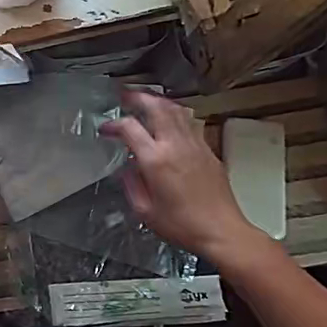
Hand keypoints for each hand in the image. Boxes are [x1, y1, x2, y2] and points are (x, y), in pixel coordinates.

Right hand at [100, 90, 270, 264]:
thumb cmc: (182, 225)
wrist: (221, 231)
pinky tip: (171, 120)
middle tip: (125, 95)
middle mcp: (175, 145)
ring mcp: (195, 145)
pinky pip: (190, 122)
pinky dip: (176, 114)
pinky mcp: (208, 150)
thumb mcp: (145, 211)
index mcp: (156, 160)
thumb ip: (132, 185)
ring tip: (147, 101)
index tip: (105, 129)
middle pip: (156, 107)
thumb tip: (128, 169)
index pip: (129, 128)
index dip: (113, 125)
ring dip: (159, 101)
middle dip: (138, 97)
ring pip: (176, 110)